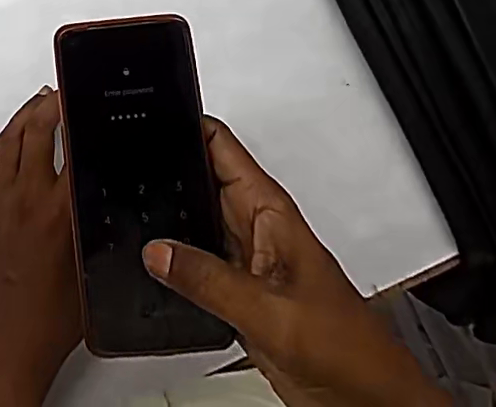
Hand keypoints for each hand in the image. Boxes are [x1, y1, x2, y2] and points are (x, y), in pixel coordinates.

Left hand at [0, 87, 81, 406]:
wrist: (8, 343)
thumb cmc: (50, 319)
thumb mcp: (94, 263)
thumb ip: (100, 220)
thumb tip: (105, 192)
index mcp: (60, 210)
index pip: (74, 145)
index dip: (82, 116)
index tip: (89, 99)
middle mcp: (28, 197)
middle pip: (38, 128)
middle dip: (53, 102)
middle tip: (66, 90)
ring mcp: (4, 199)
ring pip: (12, 138)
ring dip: (28, 113)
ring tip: (42, 100)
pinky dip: (4, 139)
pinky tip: (12, 133)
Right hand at [143, 119, 444, 406]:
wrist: (368, 401)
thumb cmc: (348, 350)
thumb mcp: (271, 313)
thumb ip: (209, 280)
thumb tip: (159, 251)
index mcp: (267, 208)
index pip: (218, 143)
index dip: (185, 123)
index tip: (150, 118)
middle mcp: (253, 223)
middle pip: (198, 175)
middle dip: (166, 171)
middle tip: (127, 173)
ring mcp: (243, 254)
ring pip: (193, 215)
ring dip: (169, 216)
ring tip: (133, 217)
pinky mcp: (236, 285)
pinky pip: (194, 255)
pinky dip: (174, 257)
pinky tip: (156, 265)